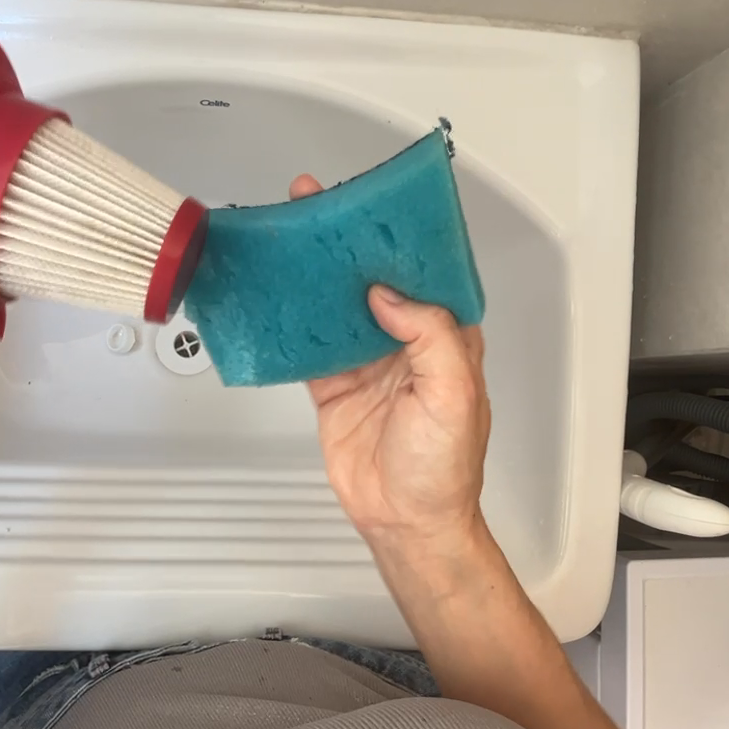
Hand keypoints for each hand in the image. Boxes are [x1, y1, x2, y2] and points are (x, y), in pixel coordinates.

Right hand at [292, 173, 490, 551]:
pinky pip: (308, 348)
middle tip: (317, 210)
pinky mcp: (333, 387)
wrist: (404, 520)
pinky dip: (291, 326)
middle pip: (371, 282)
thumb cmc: (443, 468)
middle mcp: (404, 345)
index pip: (421, 275)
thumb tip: (387, 294)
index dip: (397, 239)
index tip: (371, 208)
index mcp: (444, 339)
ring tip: (290, 243)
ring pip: (335, 308)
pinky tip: (276, 301)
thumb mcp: (453, 395)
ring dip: (315, 278)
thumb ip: (429, 336)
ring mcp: (365, 364)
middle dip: (346, 246)